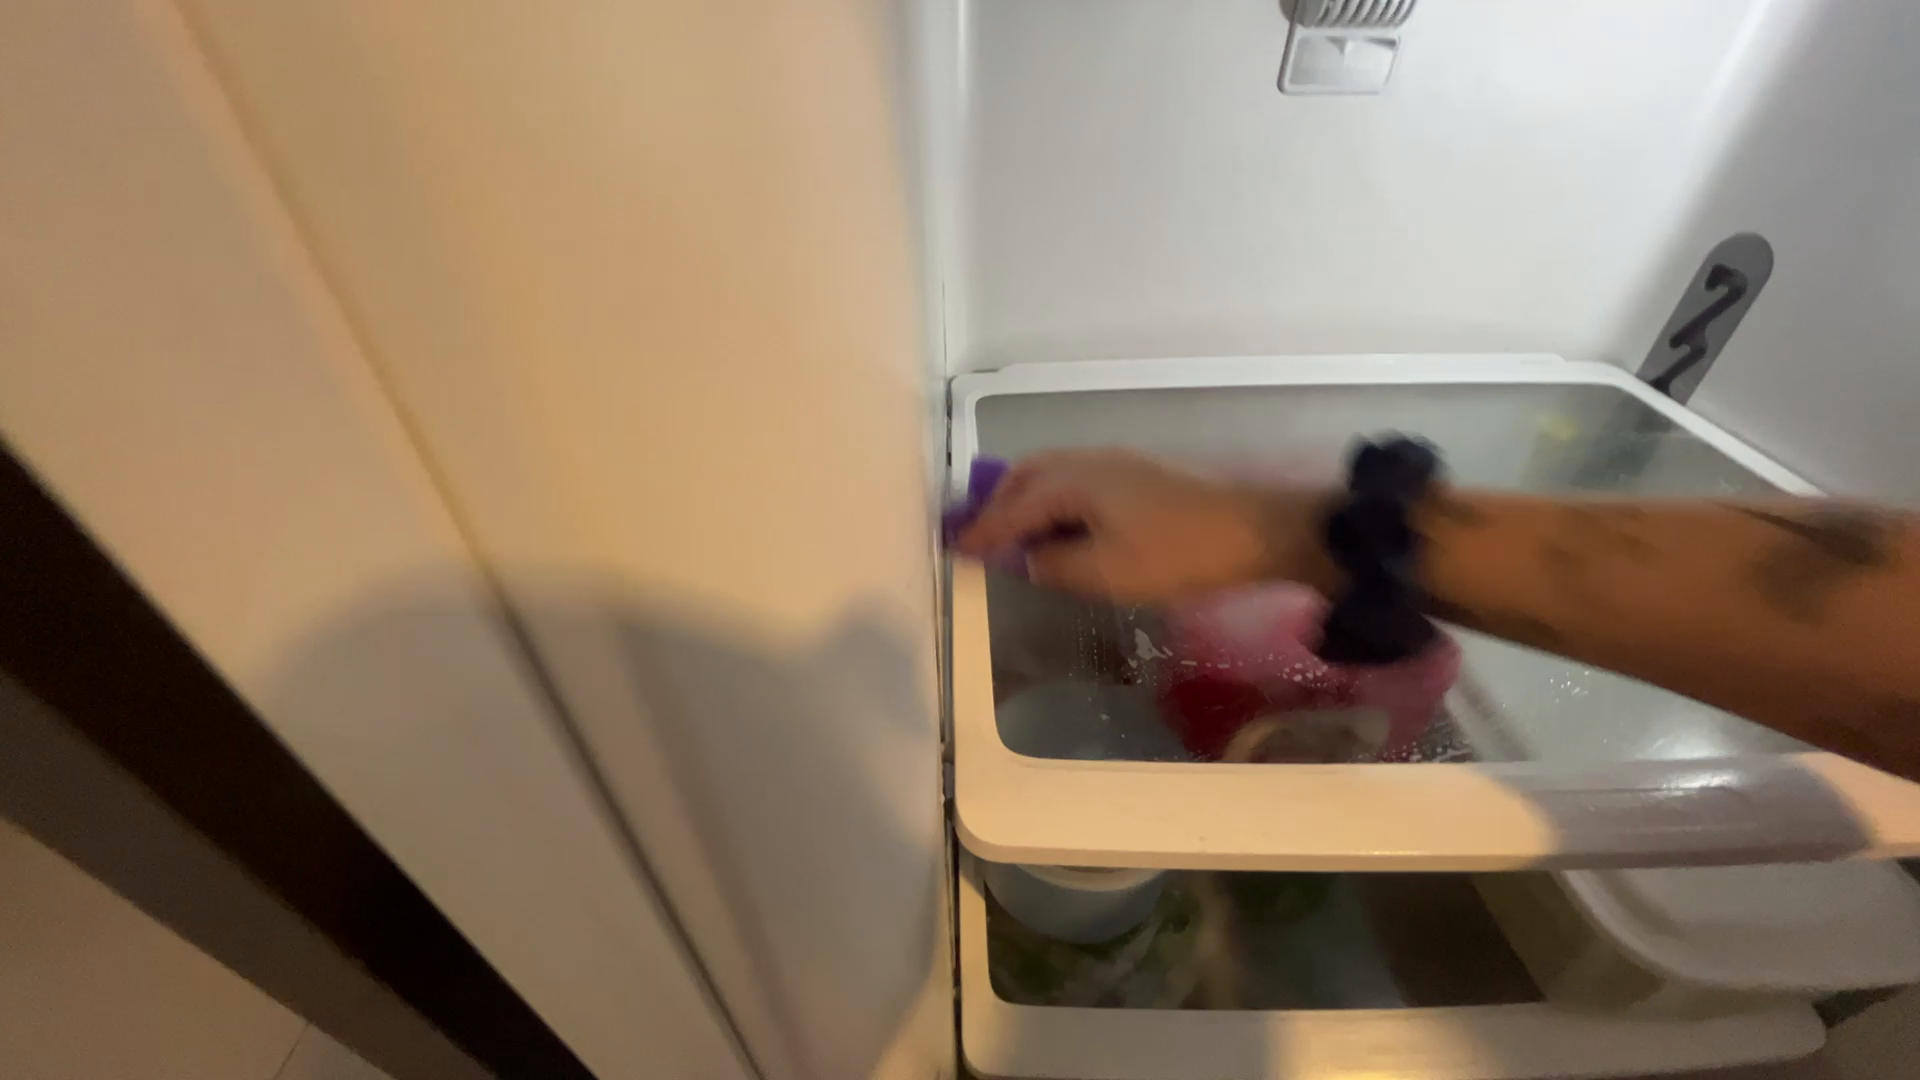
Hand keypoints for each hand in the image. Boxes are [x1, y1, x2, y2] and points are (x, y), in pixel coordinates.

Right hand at [953, 449, 1331, 603]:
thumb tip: (1028, 558)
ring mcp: (1116, 463)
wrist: (1254, 531)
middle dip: (999, 505)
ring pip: (1053, 473)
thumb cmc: (1174, 555)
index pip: (1015, 508)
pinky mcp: (1137, 474)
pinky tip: (1062, 524)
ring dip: (1026, 499)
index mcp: (1075, 483)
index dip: (985, 531)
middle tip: (983, 537)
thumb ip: (1055, 565)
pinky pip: (1076, 479)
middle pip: (1028, 475)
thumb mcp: (1105, 573)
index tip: (957, 548)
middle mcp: (1089, 462)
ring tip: (1016, 533)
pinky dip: (1053, 499)